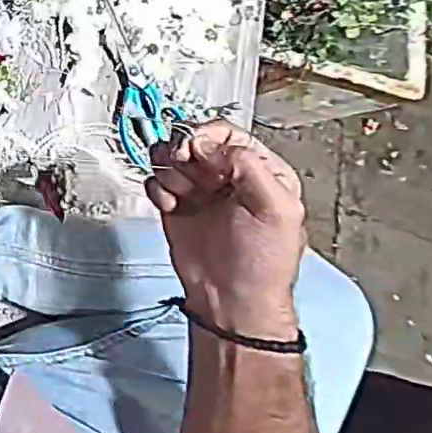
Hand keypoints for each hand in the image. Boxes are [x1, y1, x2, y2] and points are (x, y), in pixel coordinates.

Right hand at [146, 121, 305, 339]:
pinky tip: (171, 205)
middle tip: (181, 164)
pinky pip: (156, 179)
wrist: (231, 301)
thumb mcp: (276, 210)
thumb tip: (210, 143)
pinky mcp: (175, 202)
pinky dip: (158, 189)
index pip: (227, 131)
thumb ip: (248, 166)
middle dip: (183, 150)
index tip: (194, 148)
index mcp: (259, 169)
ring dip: (169, 169)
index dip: (207, 135)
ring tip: (180, 191)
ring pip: (170, 154)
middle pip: (193, 138)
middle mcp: (226, 173)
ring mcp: (199, 187)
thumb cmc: (263, 265)